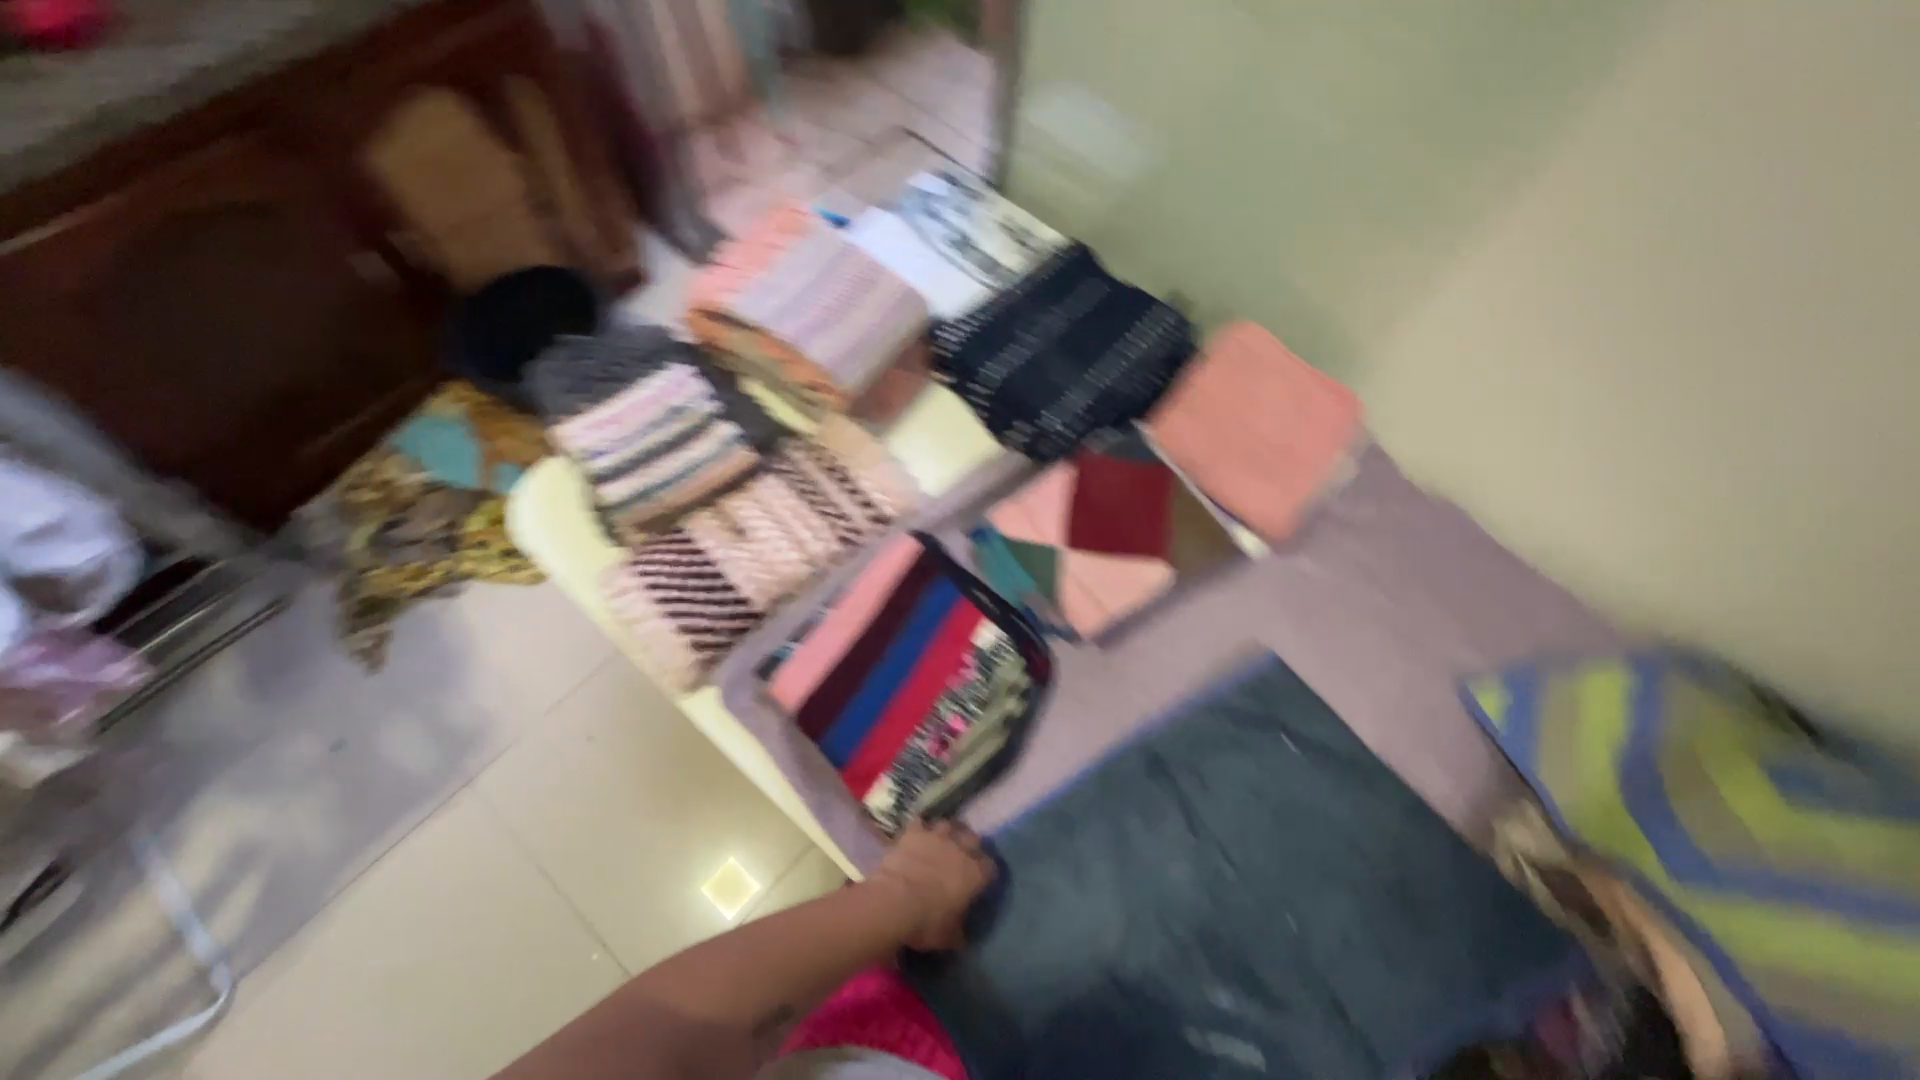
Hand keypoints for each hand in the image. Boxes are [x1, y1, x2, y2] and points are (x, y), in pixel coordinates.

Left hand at [867, 820, 996, 952]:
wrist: (895, 902)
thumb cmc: (927, 922)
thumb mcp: (948, 937)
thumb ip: (957, 932)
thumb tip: (960, 936)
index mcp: (976, 874)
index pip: (990, 867)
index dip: (985, 872)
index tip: (980, 880)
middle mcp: (961, 849)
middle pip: (973, 838)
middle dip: (969, 845)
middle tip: (961, 856)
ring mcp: (937, 837)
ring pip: (948, 825)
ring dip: (945, 833)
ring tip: (939, 842)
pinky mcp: (913, 832)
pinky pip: (919, 823)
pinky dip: (919, 828)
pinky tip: (915, 835)